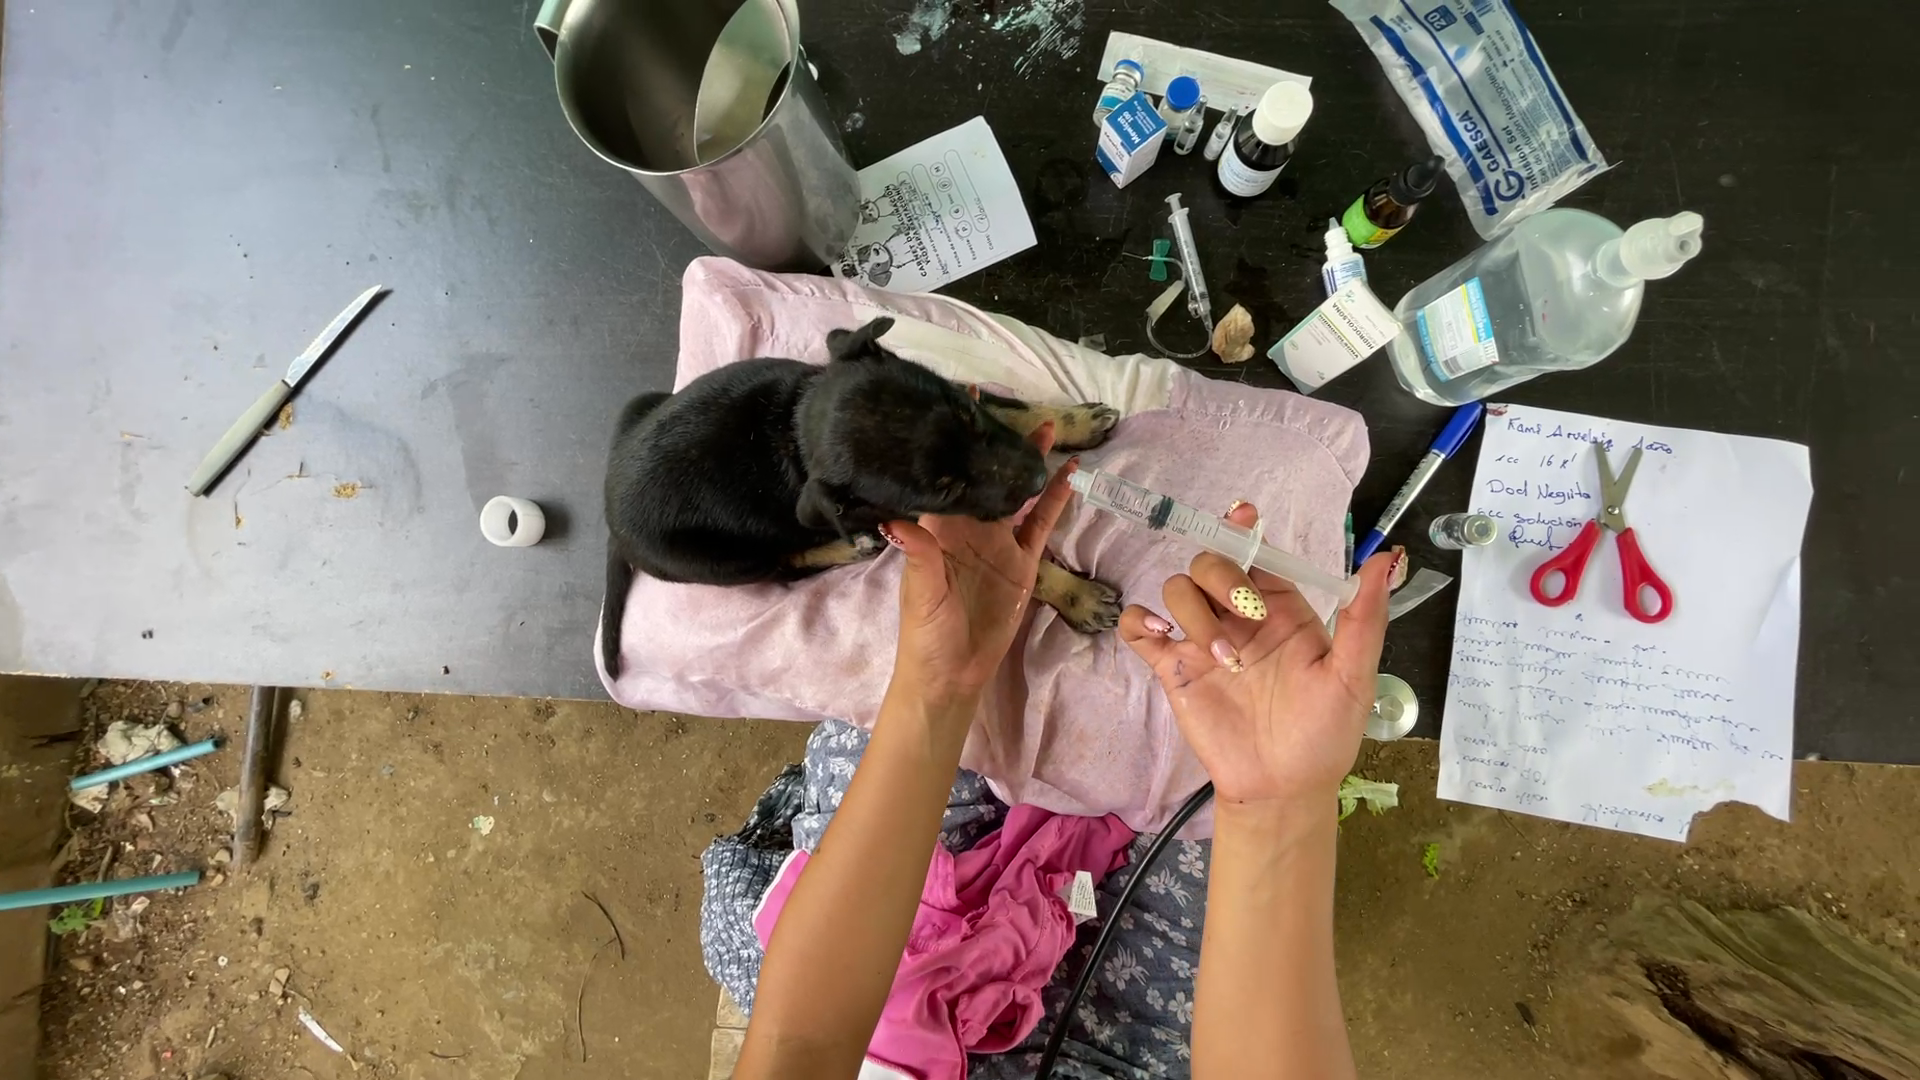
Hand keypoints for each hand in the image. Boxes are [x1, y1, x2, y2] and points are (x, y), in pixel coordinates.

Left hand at [881, 424, 1075, 706]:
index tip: (958, 406)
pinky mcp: (1022, 561)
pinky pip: (1040, 523)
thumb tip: (894, 521)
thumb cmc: (926, 631)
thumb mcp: (921, 592)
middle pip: (984, 477)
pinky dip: (1054, 499)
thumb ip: (917, 554)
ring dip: (1028, 463)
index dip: (950, 444)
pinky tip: (1068, 473)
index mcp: (938, 528)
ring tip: (1045, 428)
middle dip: (995, 444)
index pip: (944, 477)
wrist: (953, 671)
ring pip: (1015, 493)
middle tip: (1009, 406)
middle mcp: (968, 528)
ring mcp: (998, 542)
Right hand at [1119, 502, 1397, 814]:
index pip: (1254, 552)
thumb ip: (1364, 617)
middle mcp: (1235, 614)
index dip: (1241, 527)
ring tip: (1225, 660)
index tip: (1242, 514)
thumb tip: (1389, 557)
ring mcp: (1199, 639)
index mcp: (1278, 606)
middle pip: (1208, 562)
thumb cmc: (1323, 732)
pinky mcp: (1171, 666)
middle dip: (1222, 579)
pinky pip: (1138, 629)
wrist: (1282, 786)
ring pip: (1176, 589)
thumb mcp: (1352, 676)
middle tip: (1246, 618)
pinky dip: (1138, 621)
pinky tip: (1158, 634)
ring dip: (1194, 613)